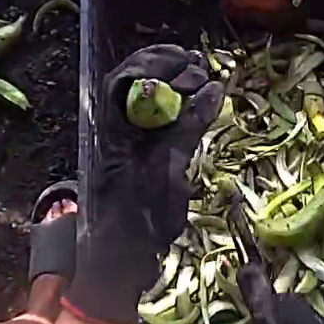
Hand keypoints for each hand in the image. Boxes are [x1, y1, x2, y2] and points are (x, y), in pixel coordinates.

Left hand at [71, 45, 220, 323]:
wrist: (121, 264)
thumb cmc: (140, 221)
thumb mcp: (168, 171)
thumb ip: (187, 127)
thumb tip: (212, 88)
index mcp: (111, 131)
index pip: (125, 80)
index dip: (154, 63)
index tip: (186, 59)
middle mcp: (114, 131)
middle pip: (133, 84)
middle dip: (165, 69)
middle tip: (197, 67)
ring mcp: (126, 144)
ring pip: (145, 101)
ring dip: (172, 86)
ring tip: (201, 82)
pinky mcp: (139, 156)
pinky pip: (156, 122)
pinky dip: (177, 109)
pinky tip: (197, 106)